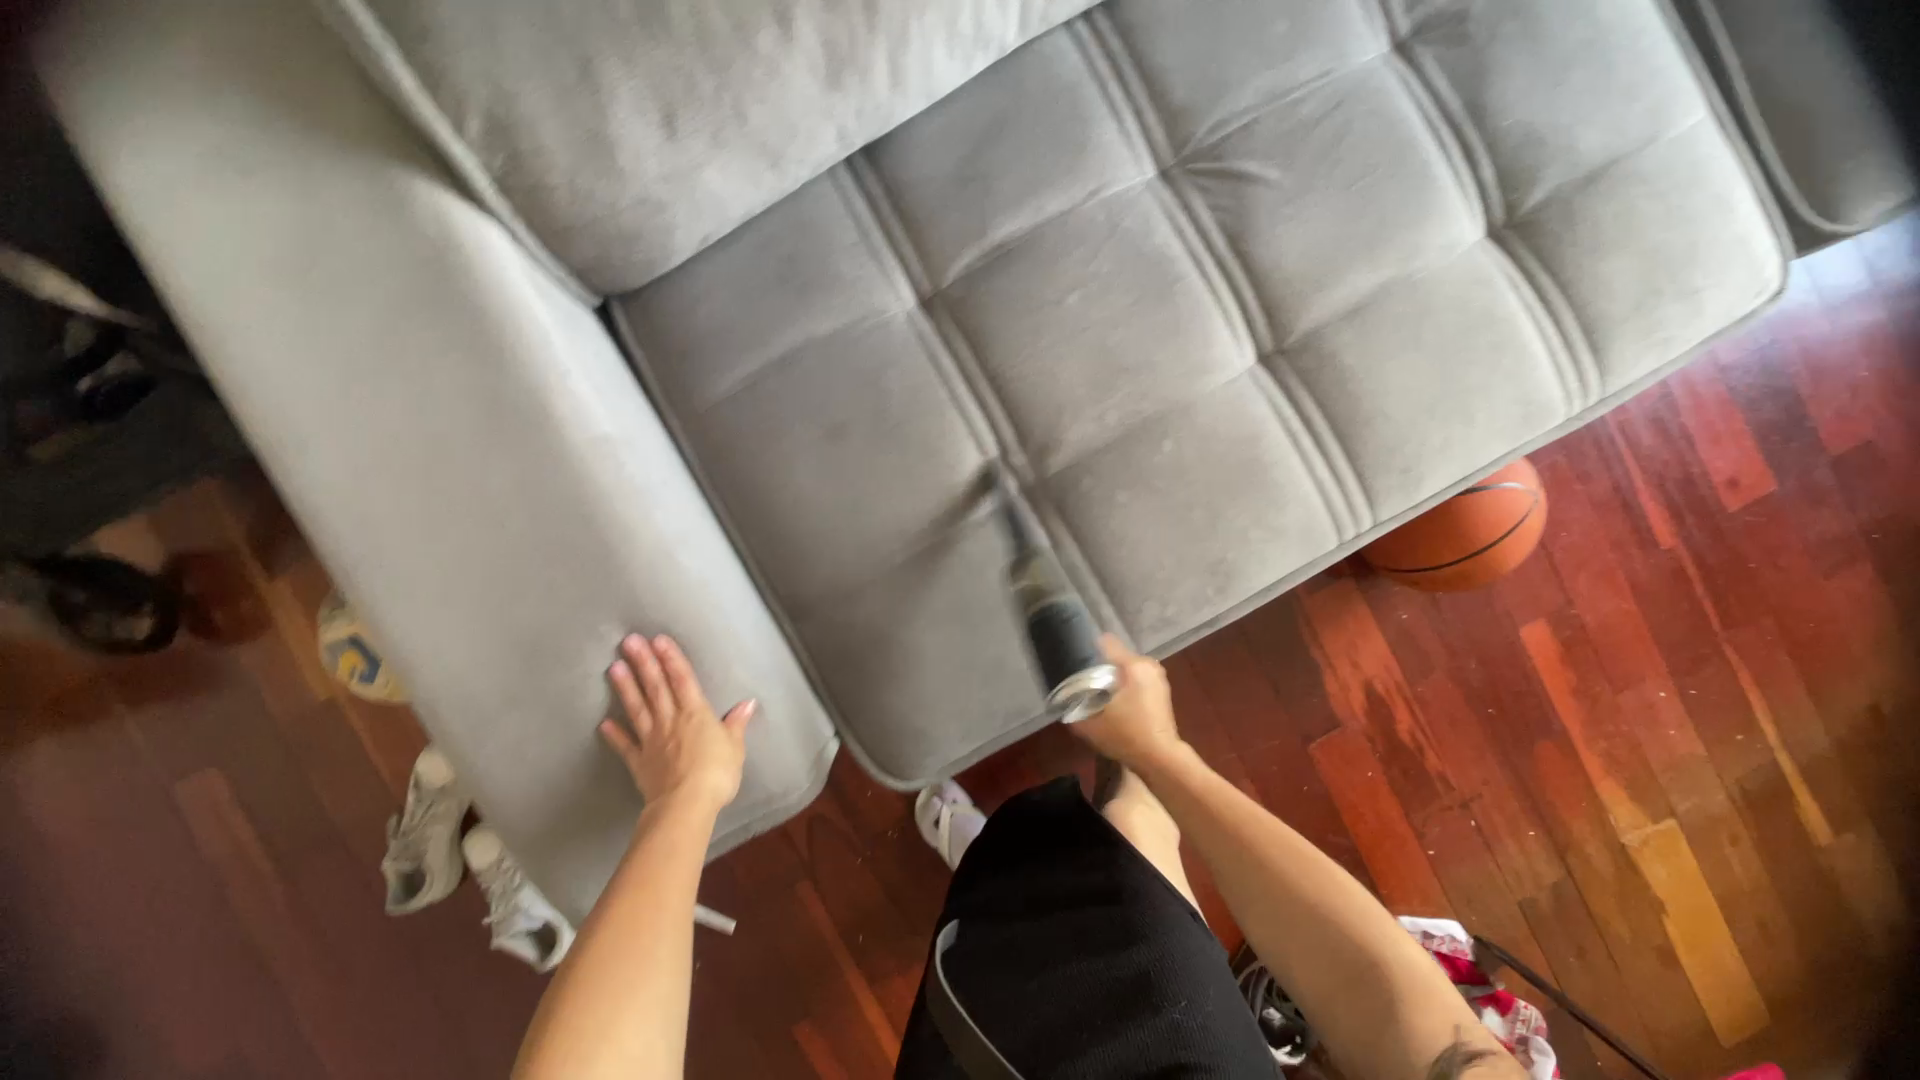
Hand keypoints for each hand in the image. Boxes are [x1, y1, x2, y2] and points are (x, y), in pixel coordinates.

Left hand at [599, 633, 755, 813]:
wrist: (687, 804)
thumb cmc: (717, 773)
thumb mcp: (735, 747)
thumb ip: (736, 724)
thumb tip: (748, 704)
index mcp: (695, 714)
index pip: (682, 679)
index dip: (671, 658)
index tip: (658, 639)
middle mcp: (671, 720)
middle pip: (656, 687)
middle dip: (643, 663)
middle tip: (629, 641)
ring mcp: (652, 740)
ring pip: (638, 708)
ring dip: (626, 688)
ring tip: (614, 667)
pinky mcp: (640, 762)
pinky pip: (626, 746)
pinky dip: (615, 735)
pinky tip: (604, 724)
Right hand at [1070, 635, 1186, 770]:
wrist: (1160, 758)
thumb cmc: (1126, 736)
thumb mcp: (1091, 726)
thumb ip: (1074, 712)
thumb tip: (1064, 705)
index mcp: (1132, 666)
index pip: (1106, 642)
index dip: (1089, 648)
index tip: (1077, 658)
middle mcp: (1147, 665)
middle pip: (1117, 656)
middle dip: (1102, 666)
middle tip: (1086, 682)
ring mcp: (1158, 678)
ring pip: (1129, 668)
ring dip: (1116, 677)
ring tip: (1100, 692)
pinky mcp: (1163, 691)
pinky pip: (1138, 679)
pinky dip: (1128, 685)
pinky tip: (1117, 702)